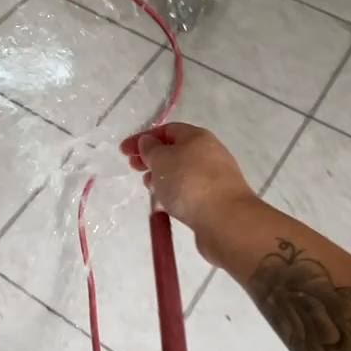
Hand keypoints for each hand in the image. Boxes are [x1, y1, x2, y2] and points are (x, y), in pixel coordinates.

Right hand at [119, 124, 256, 233]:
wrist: (226, 220)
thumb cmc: (189, 183)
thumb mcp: (162, 159)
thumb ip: (150, 149)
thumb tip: (148, 144)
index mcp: (197, 137)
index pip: (166, 130)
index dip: (143, 138)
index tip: (123, 151)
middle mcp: (208, 153)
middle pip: (174, 151)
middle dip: (151, 159)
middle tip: (134, 168)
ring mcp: (213, 178)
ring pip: (180, 173)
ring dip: (161, 178)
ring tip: (149, 189)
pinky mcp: (214, 200)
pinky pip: (188, 192)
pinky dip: (173, 195)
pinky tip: (164, 207)